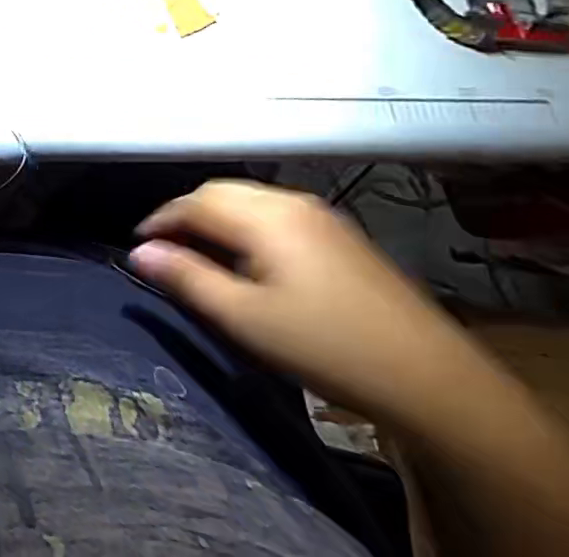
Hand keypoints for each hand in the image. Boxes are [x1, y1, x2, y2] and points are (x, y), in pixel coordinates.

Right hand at [132, 179, 494, 425]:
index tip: (139, 245)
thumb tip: (141, 253)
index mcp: (266, 216)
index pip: (195, 202)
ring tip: (201, 254)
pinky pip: (275, 212)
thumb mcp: (246, 319)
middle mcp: (292, 202)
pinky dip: (246, 224)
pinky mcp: (339, 232)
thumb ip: (188, 279)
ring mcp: (320, 214)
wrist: (429, 375)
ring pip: (249, 199)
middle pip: (221, 192)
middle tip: (166, 249)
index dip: (161, 220)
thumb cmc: (326, 347)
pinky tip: (248, 258)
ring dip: (216, 217)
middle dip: (187, 214)